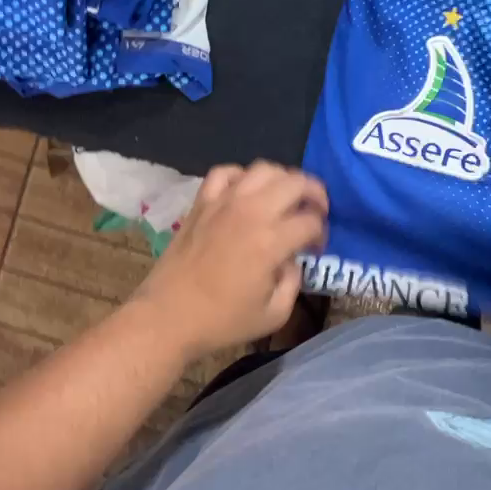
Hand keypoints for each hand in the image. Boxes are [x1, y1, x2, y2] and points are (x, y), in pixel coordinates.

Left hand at [128, 162, 327, 360]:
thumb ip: (293, 282)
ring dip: (284, 179)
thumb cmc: (222, 321)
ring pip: (264, 169)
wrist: (168, 316)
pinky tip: (247, 191)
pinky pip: (226, 172)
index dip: (321, 232)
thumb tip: (292, 260)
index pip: (311, 221)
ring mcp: (224, 201)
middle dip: (315, 194)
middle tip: (316, 211)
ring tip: (286, 196)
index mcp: (271, 241)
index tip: (316, 247)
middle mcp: (251, 211)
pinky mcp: (202, 201)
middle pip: (296, 183)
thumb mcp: (273, 315)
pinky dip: (242, 176)